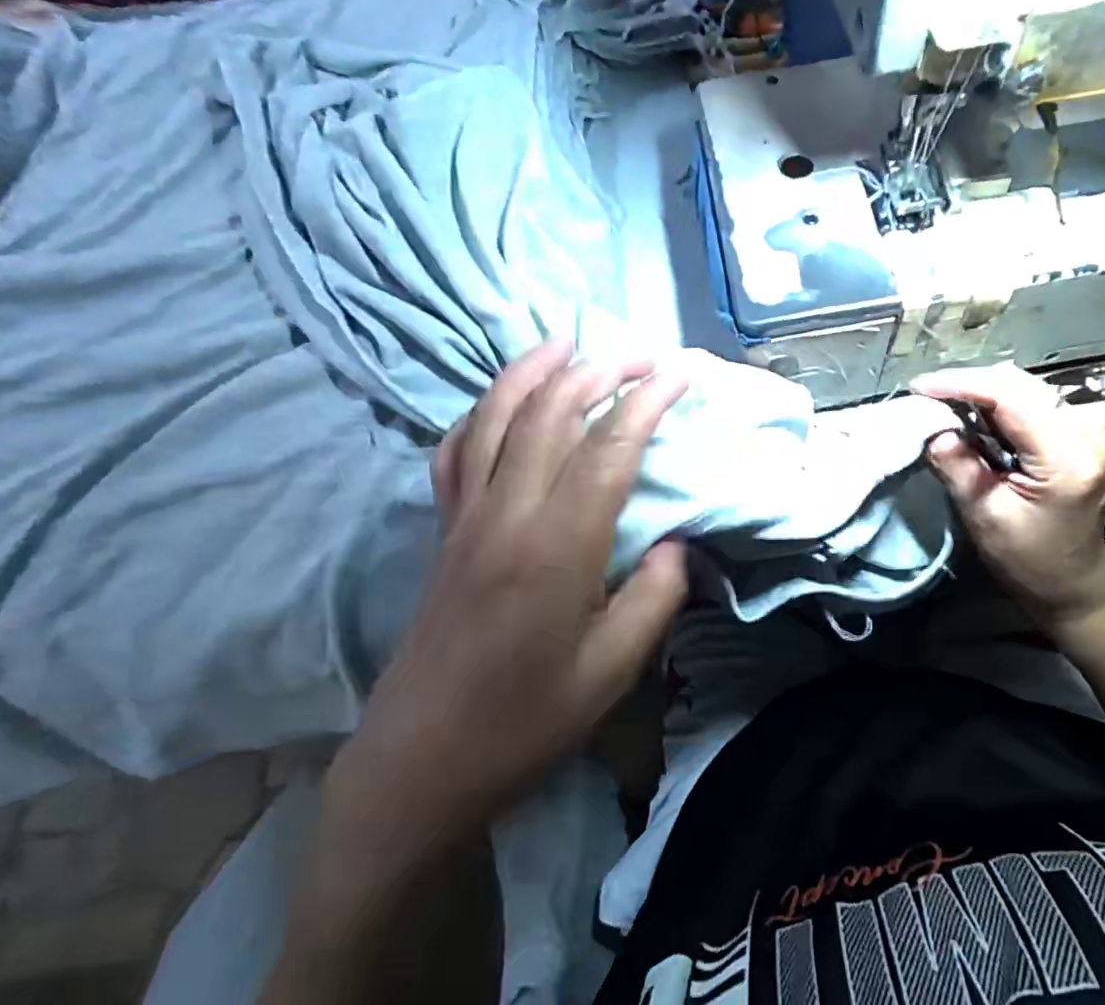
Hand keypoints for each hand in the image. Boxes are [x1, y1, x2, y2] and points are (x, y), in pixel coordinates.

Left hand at [333, 340, 690, 838]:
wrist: (422, 761)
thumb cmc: (528, 721)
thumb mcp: (614, 669)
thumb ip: (655, 594)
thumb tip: (674, 540)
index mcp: (555, 549)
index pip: (608, 449)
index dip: (648, 403)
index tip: (682, 373)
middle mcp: (505, 516)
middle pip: (549, 415)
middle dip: (599, 372)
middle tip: (642, 353)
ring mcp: (464, 520)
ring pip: (494, 419)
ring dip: (533, 373)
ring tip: (568, 343)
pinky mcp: (443, 533)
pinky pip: (455, 451)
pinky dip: (480, 412)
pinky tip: (501, 401)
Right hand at [914, 364, 1104, 626]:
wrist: (1073, 581)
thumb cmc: (1029, 560)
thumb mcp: (986, 517)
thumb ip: (960, 467)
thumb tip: (932, 427)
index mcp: (1070, 459)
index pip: (1012, 399)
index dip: (963, 385)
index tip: (921, 387)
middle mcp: (1091, 434)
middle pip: (1022, 386)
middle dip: (971, 385)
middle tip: (927, 397)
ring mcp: (1094, 429)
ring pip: (1029, 388)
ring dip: (985, 392)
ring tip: (946, 404)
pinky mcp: (1087, 431)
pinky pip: (1037, 401)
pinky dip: (1003, 403)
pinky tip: (977, 415)